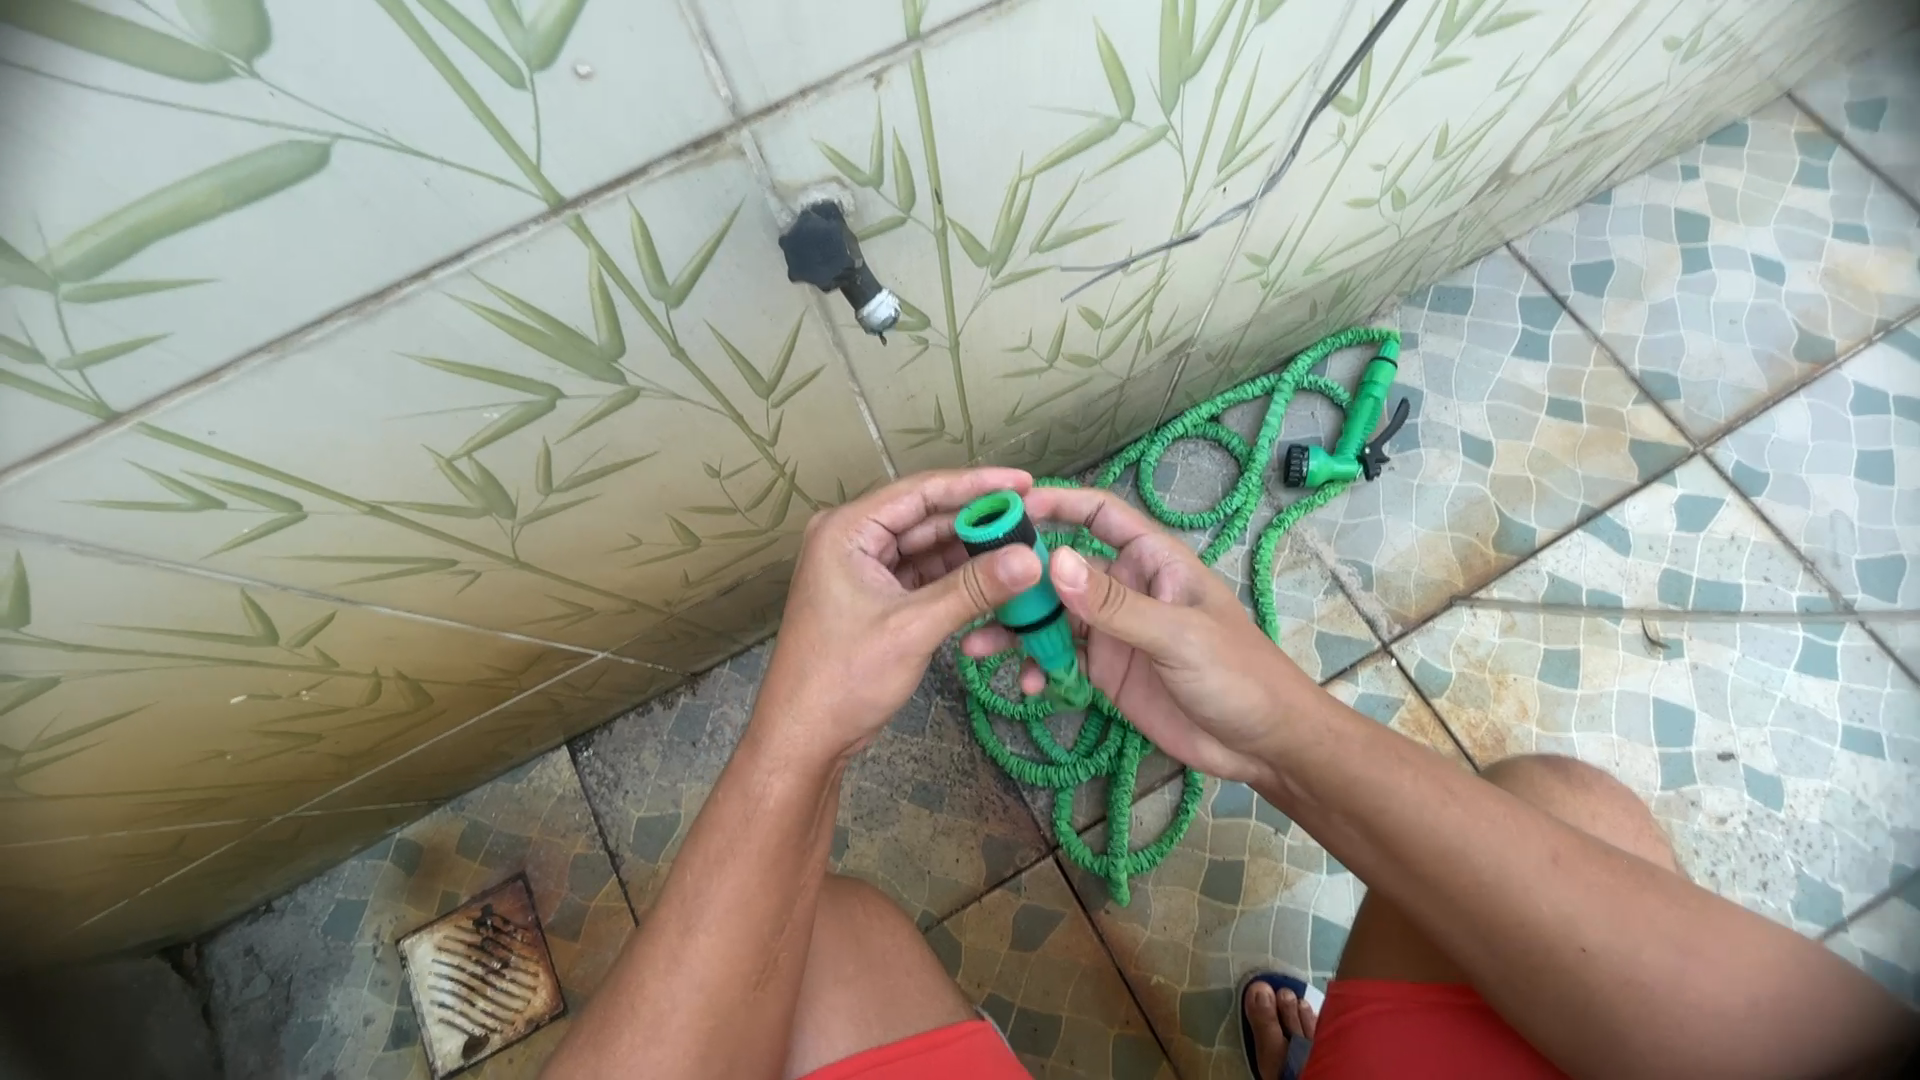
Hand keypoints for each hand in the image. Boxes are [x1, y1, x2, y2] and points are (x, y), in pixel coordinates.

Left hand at [757, 468, 1044, 759]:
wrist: (806, 736)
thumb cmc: (843, 678)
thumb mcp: (913, 627)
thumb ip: (973, 588)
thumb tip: (1032, 559)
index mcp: (847, 530)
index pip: (920, 492)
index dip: (976, 485)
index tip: (1024, 481)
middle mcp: (854, 540)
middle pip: (927, 518)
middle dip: (979, 521)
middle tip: (1033, 518)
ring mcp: (865, 569)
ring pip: (929, 548)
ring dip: (972, 551)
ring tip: (1024, 547)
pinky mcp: (878, 596)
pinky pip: (925, 575)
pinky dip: (957, 578)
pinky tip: (996, 577)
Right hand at [960, 487, 1309, 785]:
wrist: (1262, 745)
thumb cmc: (1238, 674)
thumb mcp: (1177, 636)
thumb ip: (1115, 604)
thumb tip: (1053, 563)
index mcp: (1151, 560)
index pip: (1097, 514)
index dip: (1055, 503)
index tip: (1006, 509)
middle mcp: (1125, 587)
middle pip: (1061, 567)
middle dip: (1019, 576)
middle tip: (974, 587)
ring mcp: (1113, 630)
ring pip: (1053, 617)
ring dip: (1017, 629)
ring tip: (977, 644)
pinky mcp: (1106, 669)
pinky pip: (1060, 658)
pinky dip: (1037, 667)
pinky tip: (1025, 685)